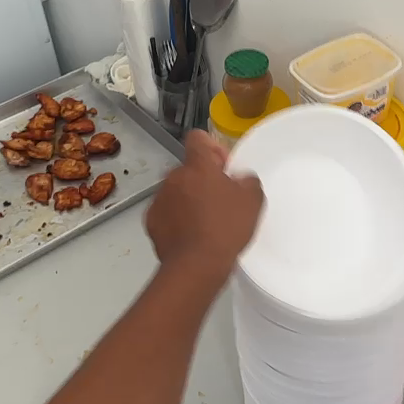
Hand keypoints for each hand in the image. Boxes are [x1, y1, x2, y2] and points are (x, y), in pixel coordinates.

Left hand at [145, 130, 263, 278]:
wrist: (196, 265)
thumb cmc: (226, 228)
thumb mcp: (253, 201)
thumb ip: (247, 180)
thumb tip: (238, 179)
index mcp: (197, 166)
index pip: (198, 138)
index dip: (212, 147)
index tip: (224, 168)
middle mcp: (173, 176)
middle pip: (189, 169)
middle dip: (203, 180)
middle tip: (220, 202)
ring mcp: (159, 198)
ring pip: (177, 191)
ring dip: (189, 199)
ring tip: (205, 223)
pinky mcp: (151, 221)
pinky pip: (167, 211)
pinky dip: (176, 218)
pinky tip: (190, 235)